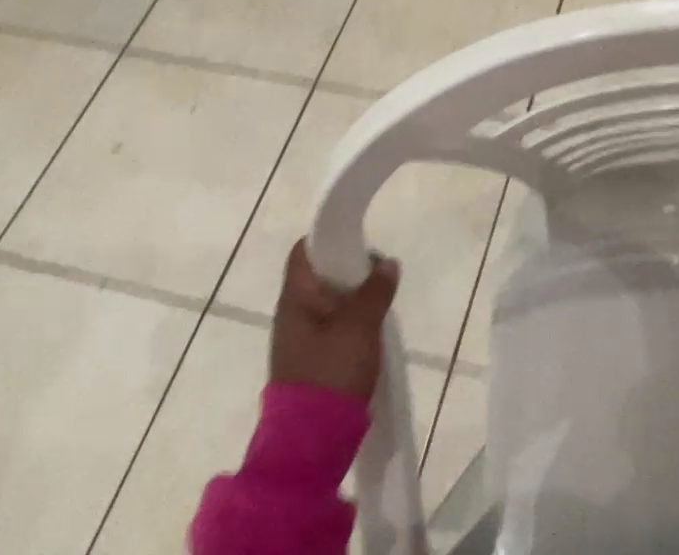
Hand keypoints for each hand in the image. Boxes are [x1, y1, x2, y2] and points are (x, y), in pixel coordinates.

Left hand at [269, 239, 399, 398]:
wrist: (312, 440)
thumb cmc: (332, 372)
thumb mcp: (360, 326)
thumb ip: (374, 291)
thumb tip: (386, 263)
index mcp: (295, 299)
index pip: (304, 252)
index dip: (328, 239)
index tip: (358, 241)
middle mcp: (292, 315)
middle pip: (320, 277)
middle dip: (350, 271)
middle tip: (379, 276)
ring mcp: (301, 340)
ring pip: (329, 304)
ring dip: (355, 299)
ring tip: (382, 304)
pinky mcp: (313, 362)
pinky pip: (334, 328)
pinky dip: (353, 322)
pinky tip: (373, 332)